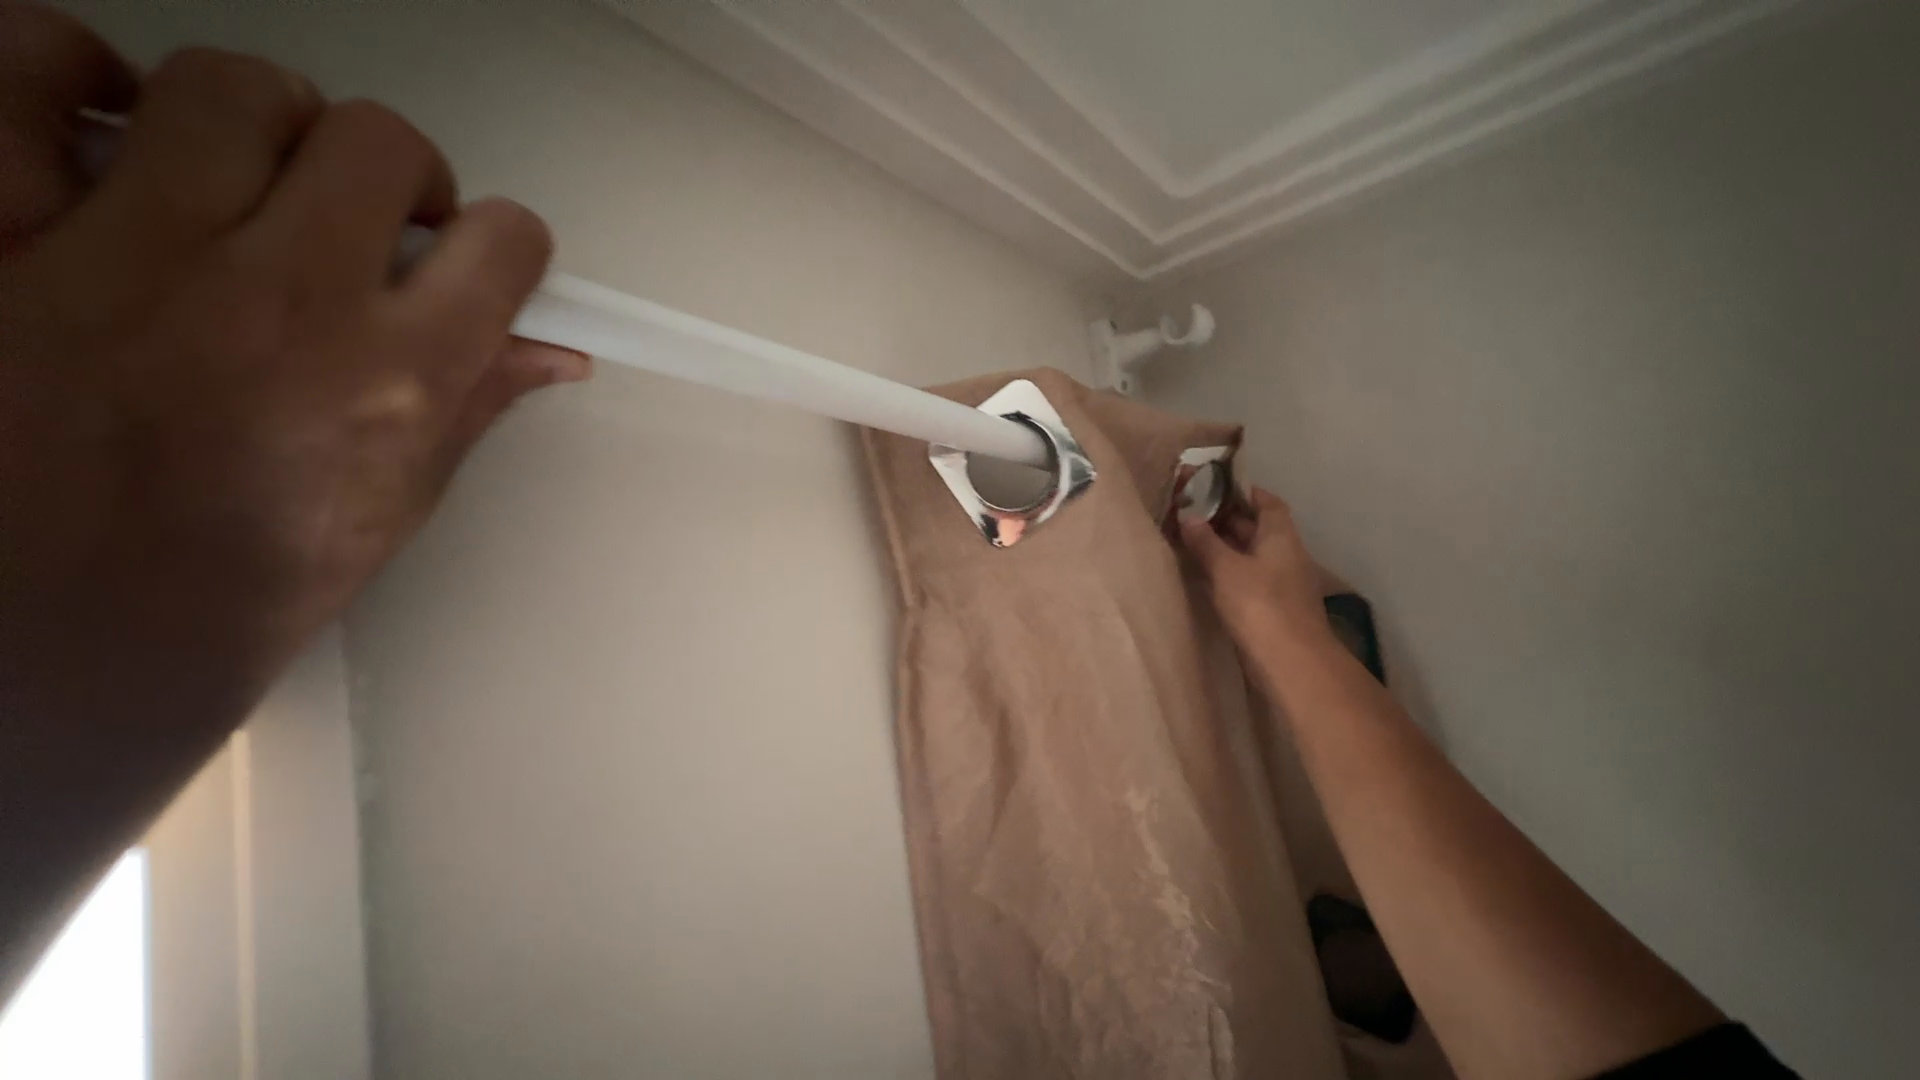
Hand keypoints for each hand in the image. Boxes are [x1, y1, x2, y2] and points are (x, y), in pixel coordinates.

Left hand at [0, 12, 587, 690]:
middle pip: (382, 144)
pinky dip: (67, 70)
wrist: (55, 643)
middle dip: (400, 175)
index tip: (484, 255)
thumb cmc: (248, 581)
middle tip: (372, 220)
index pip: (503, 243)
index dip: (506, 242)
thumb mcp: (396, 500)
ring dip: (267, 123)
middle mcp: (279, 302)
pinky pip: (19, 63)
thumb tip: (553, 353)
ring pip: (233, 90)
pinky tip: (104, 128)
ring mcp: (121, 256)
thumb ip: (473, 403)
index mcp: (391, 379)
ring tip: (248, 174)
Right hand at [1178, 487, 1334, 652]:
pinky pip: (1247, 578)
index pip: (1267, 502)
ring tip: (1190, 541)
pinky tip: (1204, 575)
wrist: (1290, 661)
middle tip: (1190, 513)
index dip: (1244, 492)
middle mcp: (1284, 554)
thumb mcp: (1225, 568)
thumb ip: (1205, 542)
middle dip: (1226, 519)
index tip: (1215, 487)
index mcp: (1280, 536)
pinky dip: (1227, 572)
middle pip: (1256, 527)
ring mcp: (1280, 582)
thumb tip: (1189, 517)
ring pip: (1249, 554)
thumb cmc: (1260, 605)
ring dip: (1224, 547)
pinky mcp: (1271, 607)